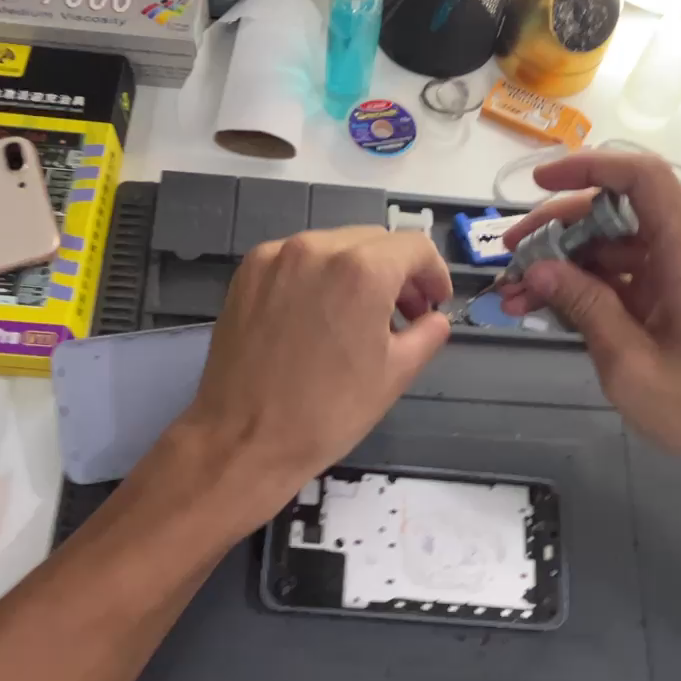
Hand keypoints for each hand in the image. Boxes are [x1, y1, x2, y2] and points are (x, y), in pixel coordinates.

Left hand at [166, 226, 452, 525]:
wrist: (245, 439)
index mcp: (361, 270)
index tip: (434, 302)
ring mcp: (275, 257)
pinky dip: (318, 277)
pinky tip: (318, 317)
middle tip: (404, 315)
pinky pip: (297, 260)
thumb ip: (428, 334)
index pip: (414, 247)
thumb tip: (433, 319)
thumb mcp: (395, 375)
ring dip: (357, 272)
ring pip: (334, 246)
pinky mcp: (247, 273)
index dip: (435, 273)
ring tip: (359, 318)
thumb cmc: (327, 412)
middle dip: (398, 273)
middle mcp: (317, 247)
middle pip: (374, 242)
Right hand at [499, 152, 680, 499]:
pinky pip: (626, 277)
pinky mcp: (679, 299)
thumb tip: (538, 268)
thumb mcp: (628, 361)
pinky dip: (587, 288)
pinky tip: (546, 309)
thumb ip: (584, 306)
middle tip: (510, 257)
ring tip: (516, 295)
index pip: (641, 178)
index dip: (587, 168)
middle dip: (558, 228)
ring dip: (565, 265)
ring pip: (615, 247)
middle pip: (617, 213)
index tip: (537, 183)